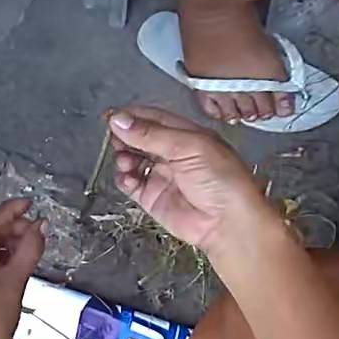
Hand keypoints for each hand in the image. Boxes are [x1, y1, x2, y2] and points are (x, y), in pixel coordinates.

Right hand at [108, 107, 273, 255]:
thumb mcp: (188, 147)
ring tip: (124, 160)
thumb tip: (119, 121)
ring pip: (133, 160)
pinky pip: (131, 184)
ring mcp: (162, 176)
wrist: (227, 222)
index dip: (131, 117)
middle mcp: (173, 154)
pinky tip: (126, 177)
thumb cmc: (220, 179)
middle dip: (124, 136)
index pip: (153, 119)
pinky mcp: (153, 198)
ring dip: (123, 156)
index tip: (111, 116)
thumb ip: (151, 134)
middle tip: (113, 137)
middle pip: (140, 139)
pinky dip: (124, 179)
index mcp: (186, 135)